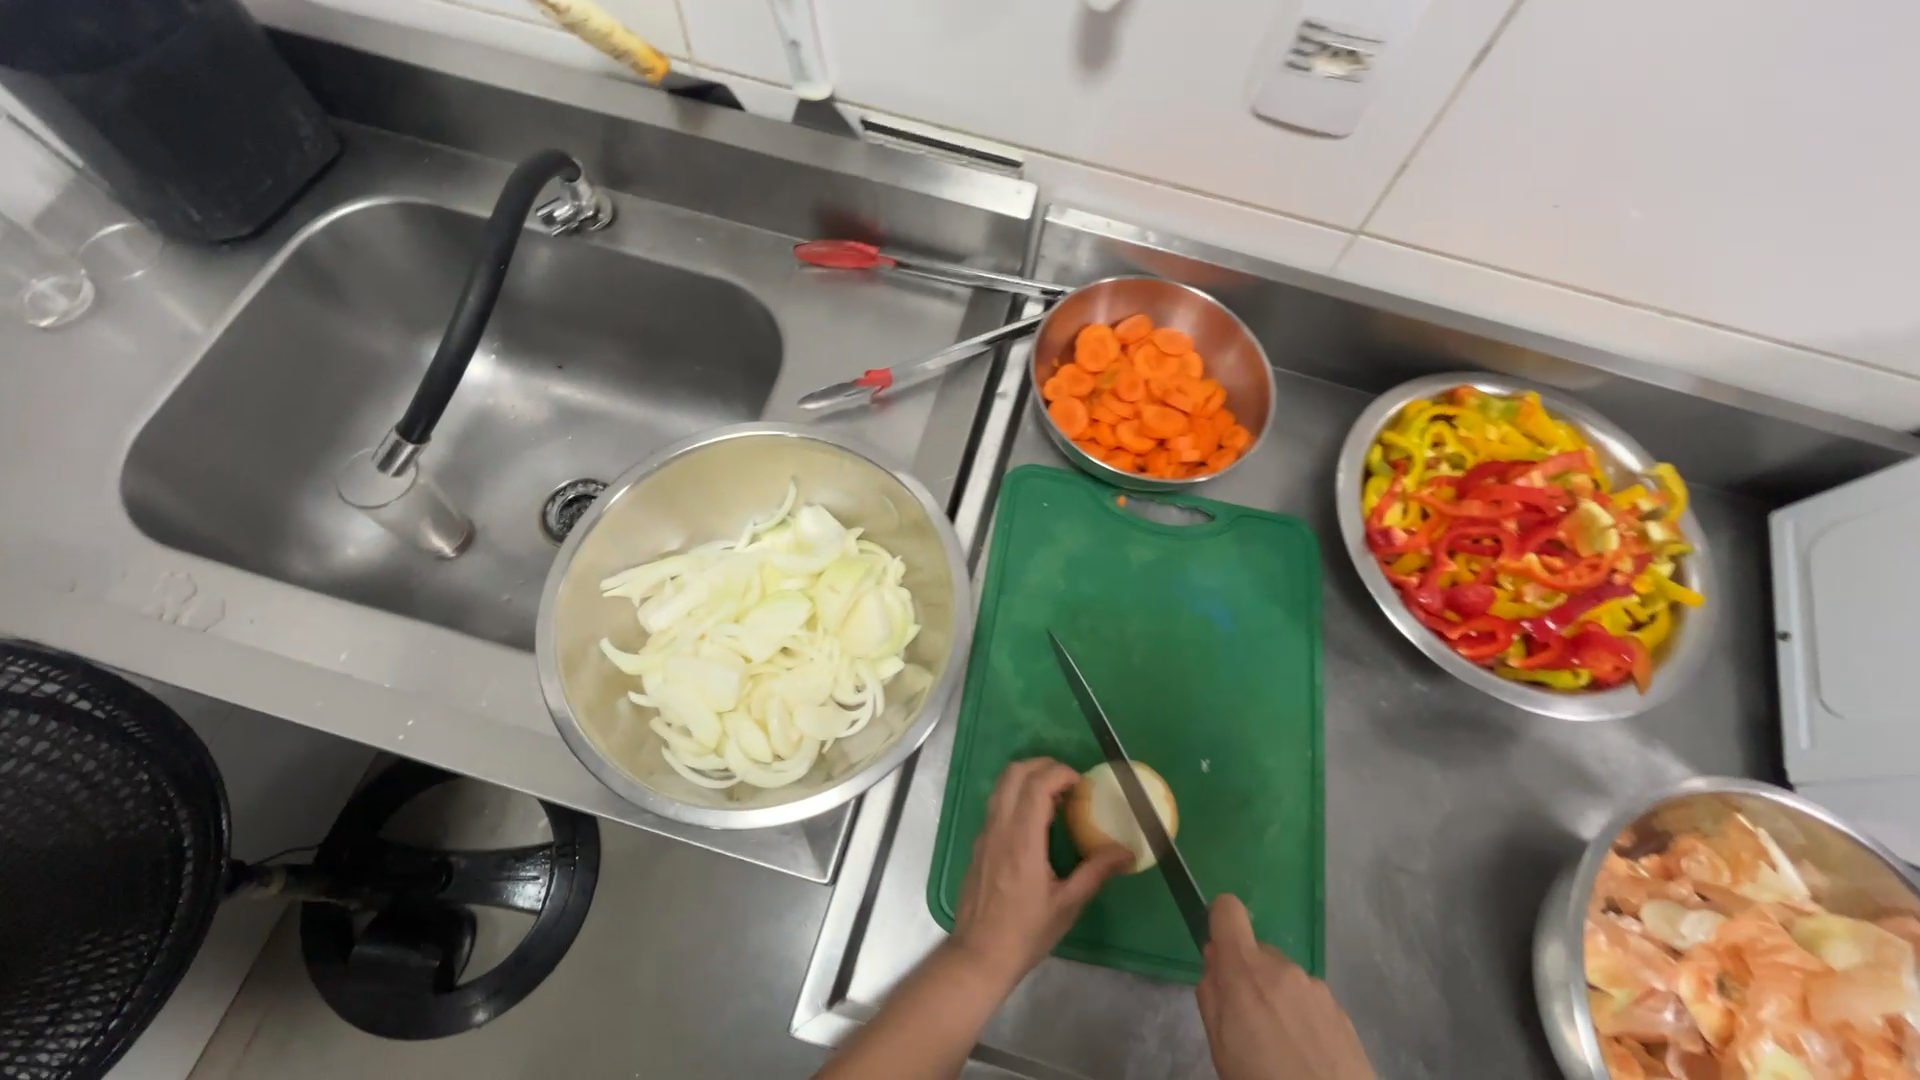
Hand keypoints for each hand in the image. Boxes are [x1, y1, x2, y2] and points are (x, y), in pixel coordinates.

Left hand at [951, 758, 1132, 989]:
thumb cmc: (1025, 932)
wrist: (979, 954)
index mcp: (1022, 840)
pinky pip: (996, 804)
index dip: (1060, 773)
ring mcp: (985, 834)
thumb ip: (1096, 872)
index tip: (1081, 783)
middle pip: (1013, 773)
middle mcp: (999, 828)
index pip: (1036, 785)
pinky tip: (1036, 823)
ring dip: (1028, 779)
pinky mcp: (979, 843)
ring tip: (1055, 799)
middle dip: (1043, 766)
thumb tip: (1128, 853)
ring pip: (1001, 786)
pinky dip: (1016, 797)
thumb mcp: (1067, 905)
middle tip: (1069, 782)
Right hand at [1198, 894, 1374, 1079]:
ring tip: (1281, 1047)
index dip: (1220, 922)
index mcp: (1246, 970)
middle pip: (1257, 952)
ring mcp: (1316, 988)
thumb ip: (1211, 994)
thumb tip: (1216, 960)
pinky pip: (1310, 1000)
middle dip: (1249, 977)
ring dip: (1277, 1000)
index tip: (1220, 953)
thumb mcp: (1219, 1045)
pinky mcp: (1342, 1010)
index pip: (1228, 911)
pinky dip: (1302, 1018)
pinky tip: (1307, 1056)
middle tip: (1249, 1024)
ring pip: (1285, 978)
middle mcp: (1283, 968)